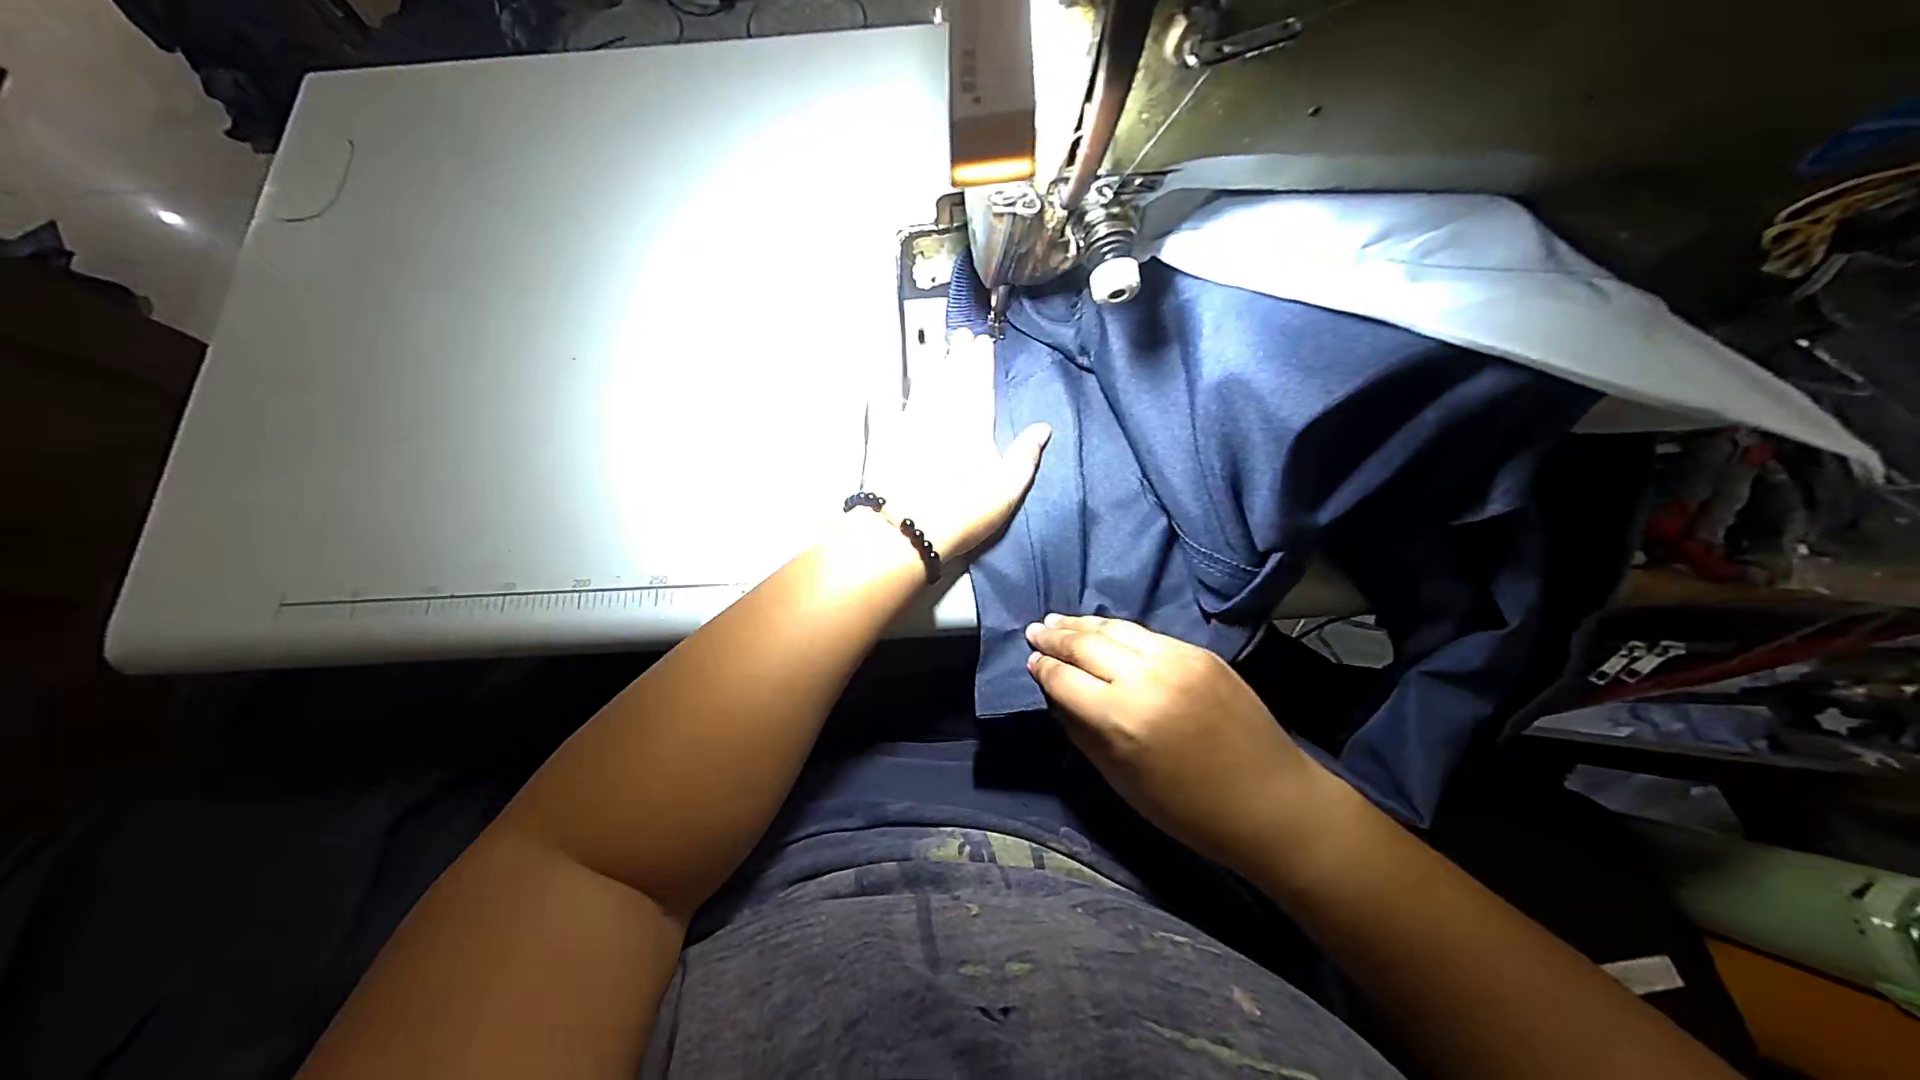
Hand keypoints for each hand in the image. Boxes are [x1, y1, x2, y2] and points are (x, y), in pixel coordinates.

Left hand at [863, 329, 1048, 558]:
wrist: (904, 529)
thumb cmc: (962, 513)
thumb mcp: (1007, 491)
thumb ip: (1025, 456)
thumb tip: (1043, 428)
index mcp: (975, 426)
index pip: (979, 385)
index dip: (980, 362)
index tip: (981, 342)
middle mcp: (942, 416)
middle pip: (950, 378)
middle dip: (957, 355)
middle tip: (959, 335)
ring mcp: (911, 424)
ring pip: (922, 385)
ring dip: (930, 364)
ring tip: (935, 347)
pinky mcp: (885, 438)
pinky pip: (890, 405)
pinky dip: (893, 391)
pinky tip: (893, 383)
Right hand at [1025, 614, 1317, 869]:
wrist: (1272, 803)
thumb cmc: (1188, 809)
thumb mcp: (1121, 780)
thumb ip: (1083, 732)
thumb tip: (1059, 696)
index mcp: (1122, 717)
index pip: (1065, 678)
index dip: (1043, 667)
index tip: (1030, 660)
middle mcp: (1147, 677)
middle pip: (1087, 644)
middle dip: (1056, 636)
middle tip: (1035, 629)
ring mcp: (1178, 659)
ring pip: (1118, 629)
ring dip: (1085, 624)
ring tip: (1060, 620)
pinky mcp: (1201, 654)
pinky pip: (1149, 635)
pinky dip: (1120, 632)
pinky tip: (1106, 632)